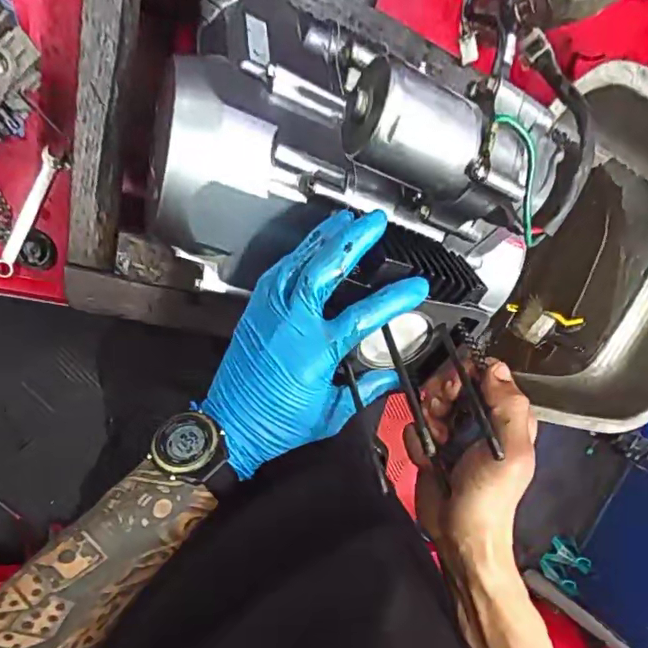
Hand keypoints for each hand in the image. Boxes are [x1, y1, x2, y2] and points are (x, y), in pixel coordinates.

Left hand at [202, 210, 428, 477]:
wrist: (232, 425)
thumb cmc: (275, 423)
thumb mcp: (330, 413)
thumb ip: (364, 390)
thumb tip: (389, 378)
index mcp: (316, 350)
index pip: (364, 314)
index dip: (394, 298)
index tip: (415, 287)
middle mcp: (291, 324)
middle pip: (324, 268)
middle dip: (352, 240)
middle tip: (373, 223)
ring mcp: (270, 313)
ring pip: (298, 261)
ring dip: (323, 238)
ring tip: (344, 221)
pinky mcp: (256, 312)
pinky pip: (278, 271)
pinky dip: (298, 254)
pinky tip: (309, 247)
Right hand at [405, 358, 537, 564]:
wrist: (461, 535)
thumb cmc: (490, 500)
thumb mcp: (512, 450)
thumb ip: (510, 405)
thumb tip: (497, 369)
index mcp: (508, 418)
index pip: (489, 376)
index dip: (469, 373)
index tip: (457, 384)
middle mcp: (482, 422)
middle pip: (455, 383)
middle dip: (443, 393)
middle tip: (443, 410)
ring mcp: (456, 435)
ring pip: (433, 402)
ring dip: (429, 418)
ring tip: (438, 440)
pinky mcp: (433, 448)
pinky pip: (417, 427)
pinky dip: (417, 440)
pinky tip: (428, 458)